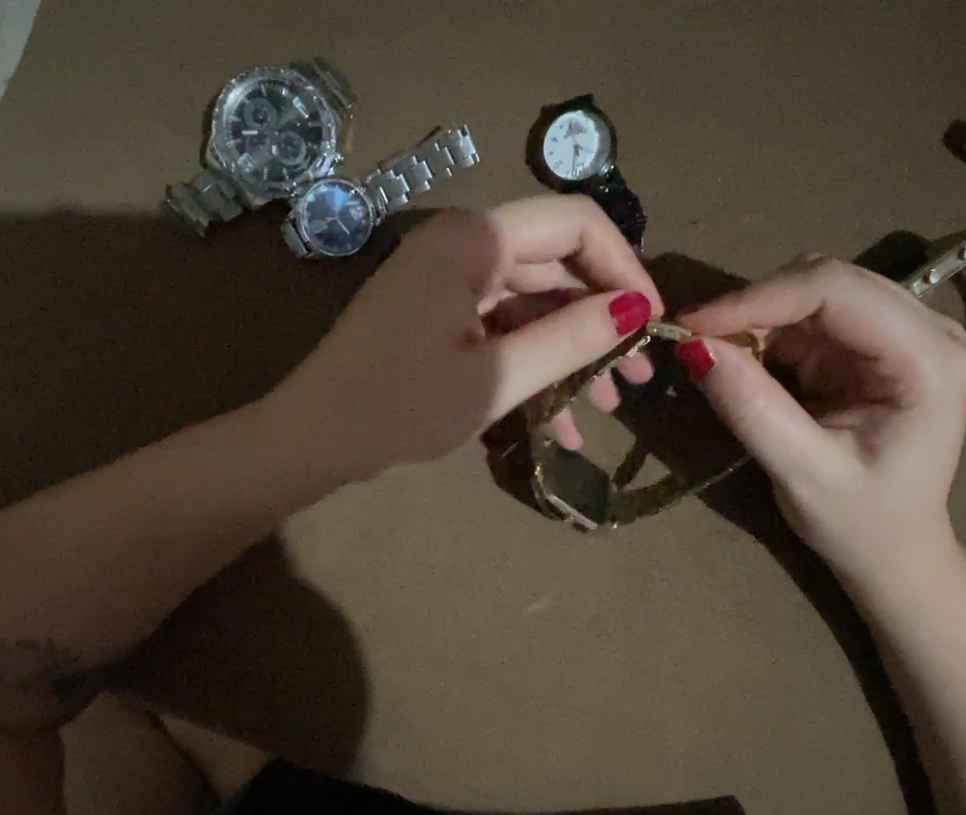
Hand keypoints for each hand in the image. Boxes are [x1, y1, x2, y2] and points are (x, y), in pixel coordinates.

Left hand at [268, 195, 660, 479]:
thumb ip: (569, 341)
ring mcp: (448, 284)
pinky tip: (563, 424)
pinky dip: (533, 367)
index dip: (624, 269)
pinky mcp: (439, 318)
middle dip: (603, 321)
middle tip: (640, 377)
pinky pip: (502, 330)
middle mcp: (463, 248)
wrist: (315, 439)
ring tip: (611, 407)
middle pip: (556, 265)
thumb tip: (636, 312)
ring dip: (573, 353)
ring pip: (533, 304)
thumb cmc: (401, 406)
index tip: (650, 326)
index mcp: (474, 241)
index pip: (574, 224)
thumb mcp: (495, 378)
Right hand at [674, 256, 965, 587]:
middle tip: (691, 340)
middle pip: (825, 281)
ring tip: (709, 354)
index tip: (692, 326)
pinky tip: (737, 360)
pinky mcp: (866, 346)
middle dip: (753, 305)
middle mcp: (922, 328)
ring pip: (811, 293)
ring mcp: (896, 332)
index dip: (758, 298)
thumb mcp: (802, 473)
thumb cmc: (860, 522)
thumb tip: (693, 348)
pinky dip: (763, 334)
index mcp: (926, 358)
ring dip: (754, 318)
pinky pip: (805, 318)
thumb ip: (752, 407)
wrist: (892, 551)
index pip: (837, 291)